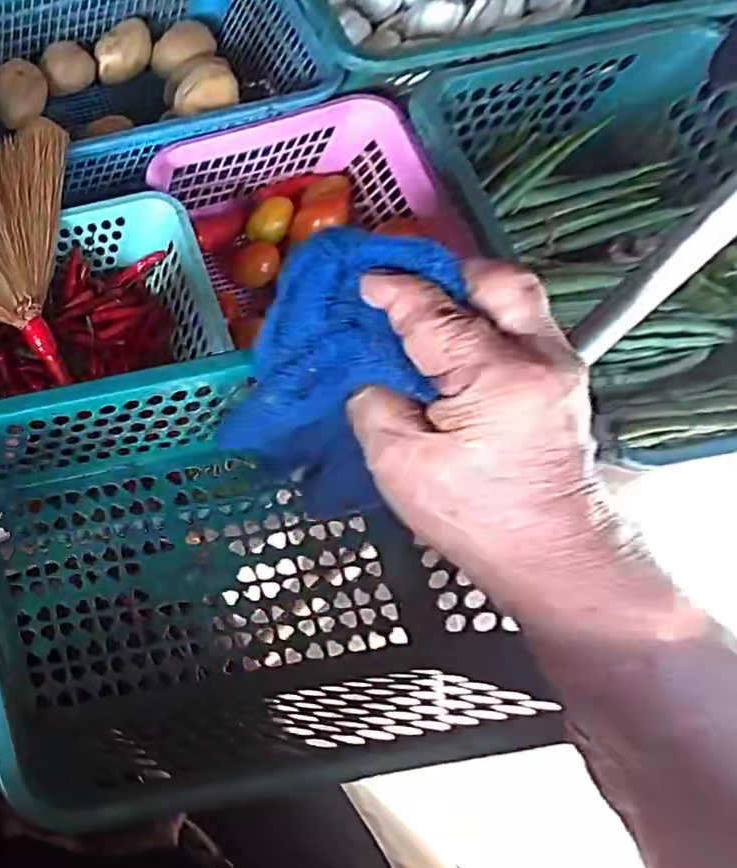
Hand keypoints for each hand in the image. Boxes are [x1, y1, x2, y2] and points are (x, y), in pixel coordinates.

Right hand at [347, 261, 635, 611]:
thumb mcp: (396, 459)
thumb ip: (377, 407)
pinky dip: (474, 322)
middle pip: (505, 287)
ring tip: (415, 302)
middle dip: (451, 272)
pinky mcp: (551, 386)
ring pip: (518, 305)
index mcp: (496, 377)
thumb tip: (371, 382)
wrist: (542, 544)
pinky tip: (437, 338)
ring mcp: (555, 370)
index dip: (396, 293)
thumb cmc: (463, 507)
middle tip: (402, 277)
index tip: (364, 278)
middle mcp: (540, 360)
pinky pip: (514, 332)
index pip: (436, 318)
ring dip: (465, 295)